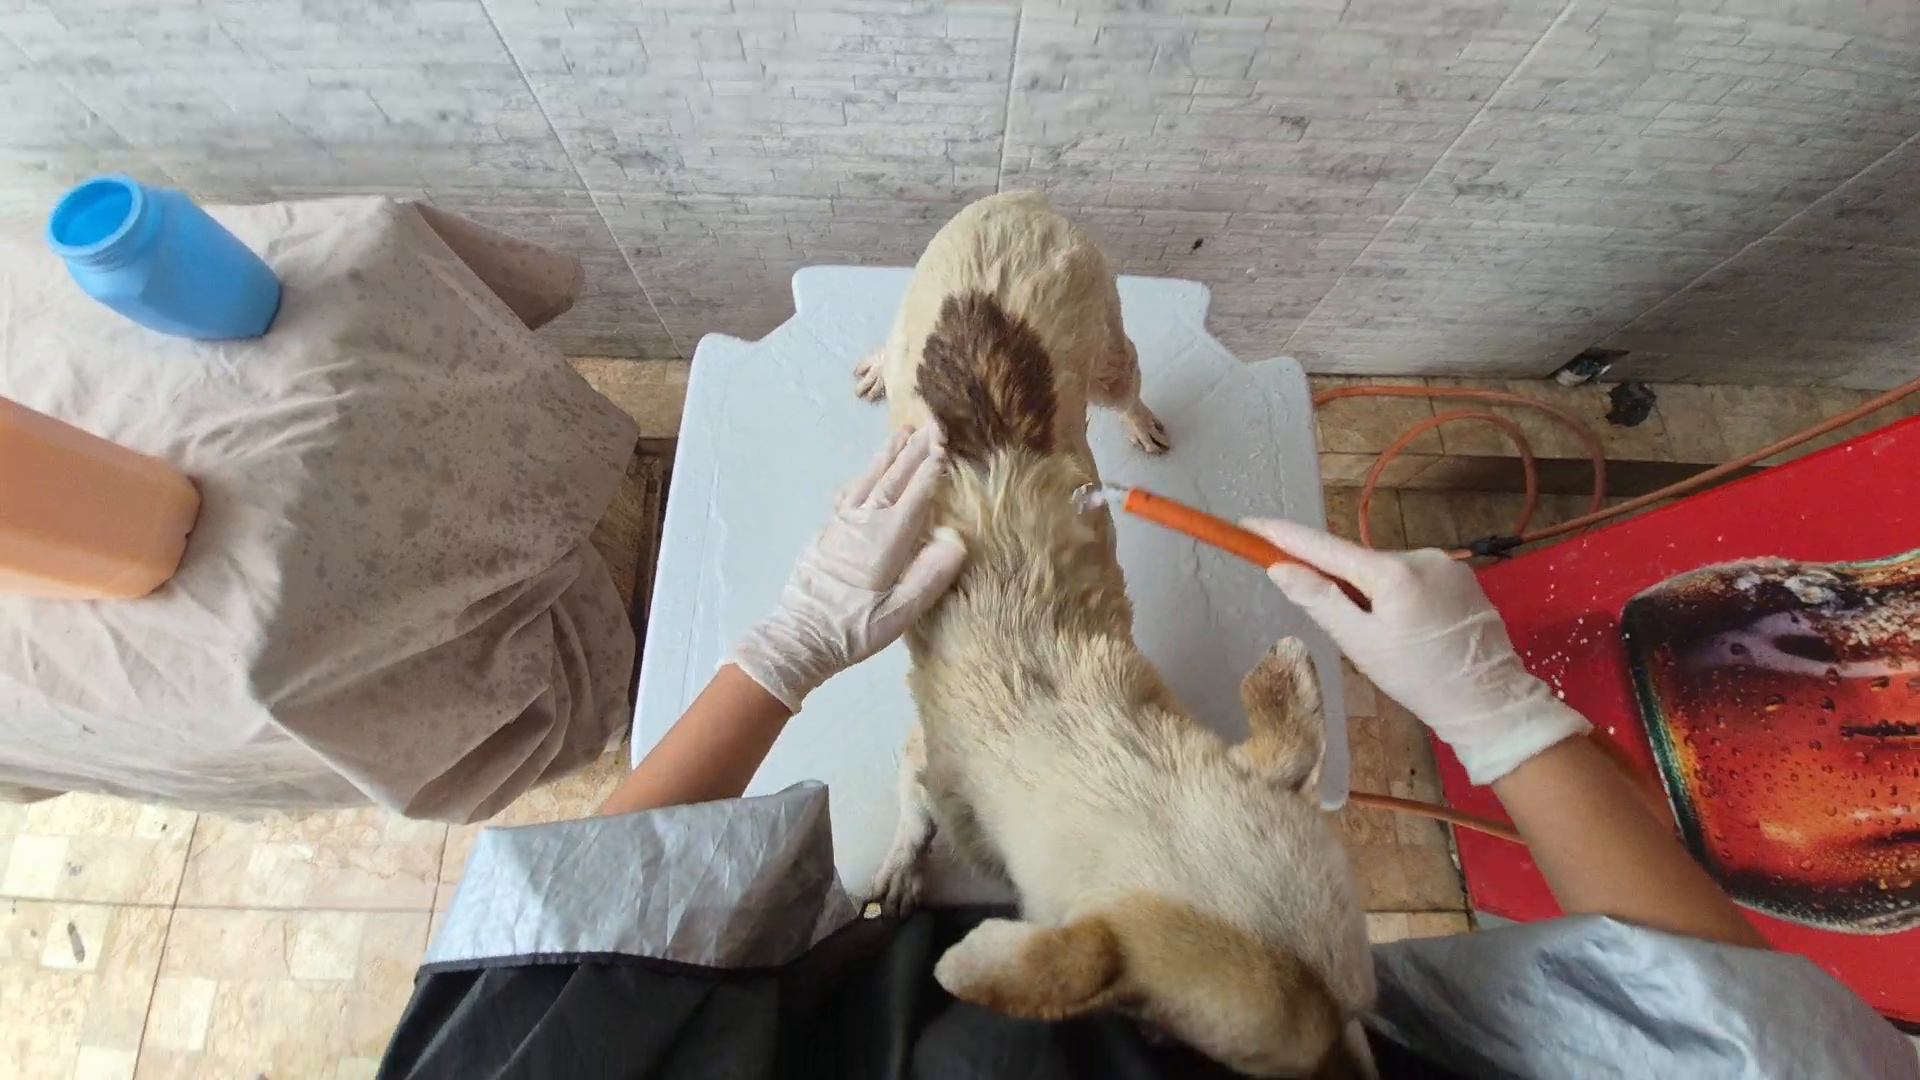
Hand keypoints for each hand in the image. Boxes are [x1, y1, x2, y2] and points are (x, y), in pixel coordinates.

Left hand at [730, 427, 967, 709]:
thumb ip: (930, 575)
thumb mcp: (901, 613)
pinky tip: (867, 471)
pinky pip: (849, 492)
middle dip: (914, 450)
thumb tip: (956, 539)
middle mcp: (863, 522)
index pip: (916, 494)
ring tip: (903, 433)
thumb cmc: (854, 630)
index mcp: (885, 539)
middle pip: (893, 477)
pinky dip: (864, 475)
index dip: (932, 466)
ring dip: (888, 455)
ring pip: (869, 480)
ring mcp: (841, 525)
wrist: (798, 639)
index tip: (946, 439)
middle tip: (932, 423)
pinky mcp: (826, 533)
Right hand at [1241, 518, 1588, 785]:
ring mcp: (1445, 564)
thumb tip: (1279, 567)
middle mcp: (1420, 556)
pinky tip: (1405, 627)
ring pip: (1381, 570)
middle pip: (1354, 560)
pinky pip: (1408, 576)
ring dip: (1367, 591)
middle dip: (1334, 581)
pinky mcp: (1460, 577)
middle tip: (1340, 624)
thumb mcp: (1359, 643)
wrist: (1492, 703)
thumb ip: (1319, 600)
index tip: (1249, 523)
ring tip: (1382, 635)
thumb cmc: (1417, 678)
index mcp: (1392, 573)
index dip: (1281, 534)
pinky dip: (1392, 594)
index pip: (1322, 546)